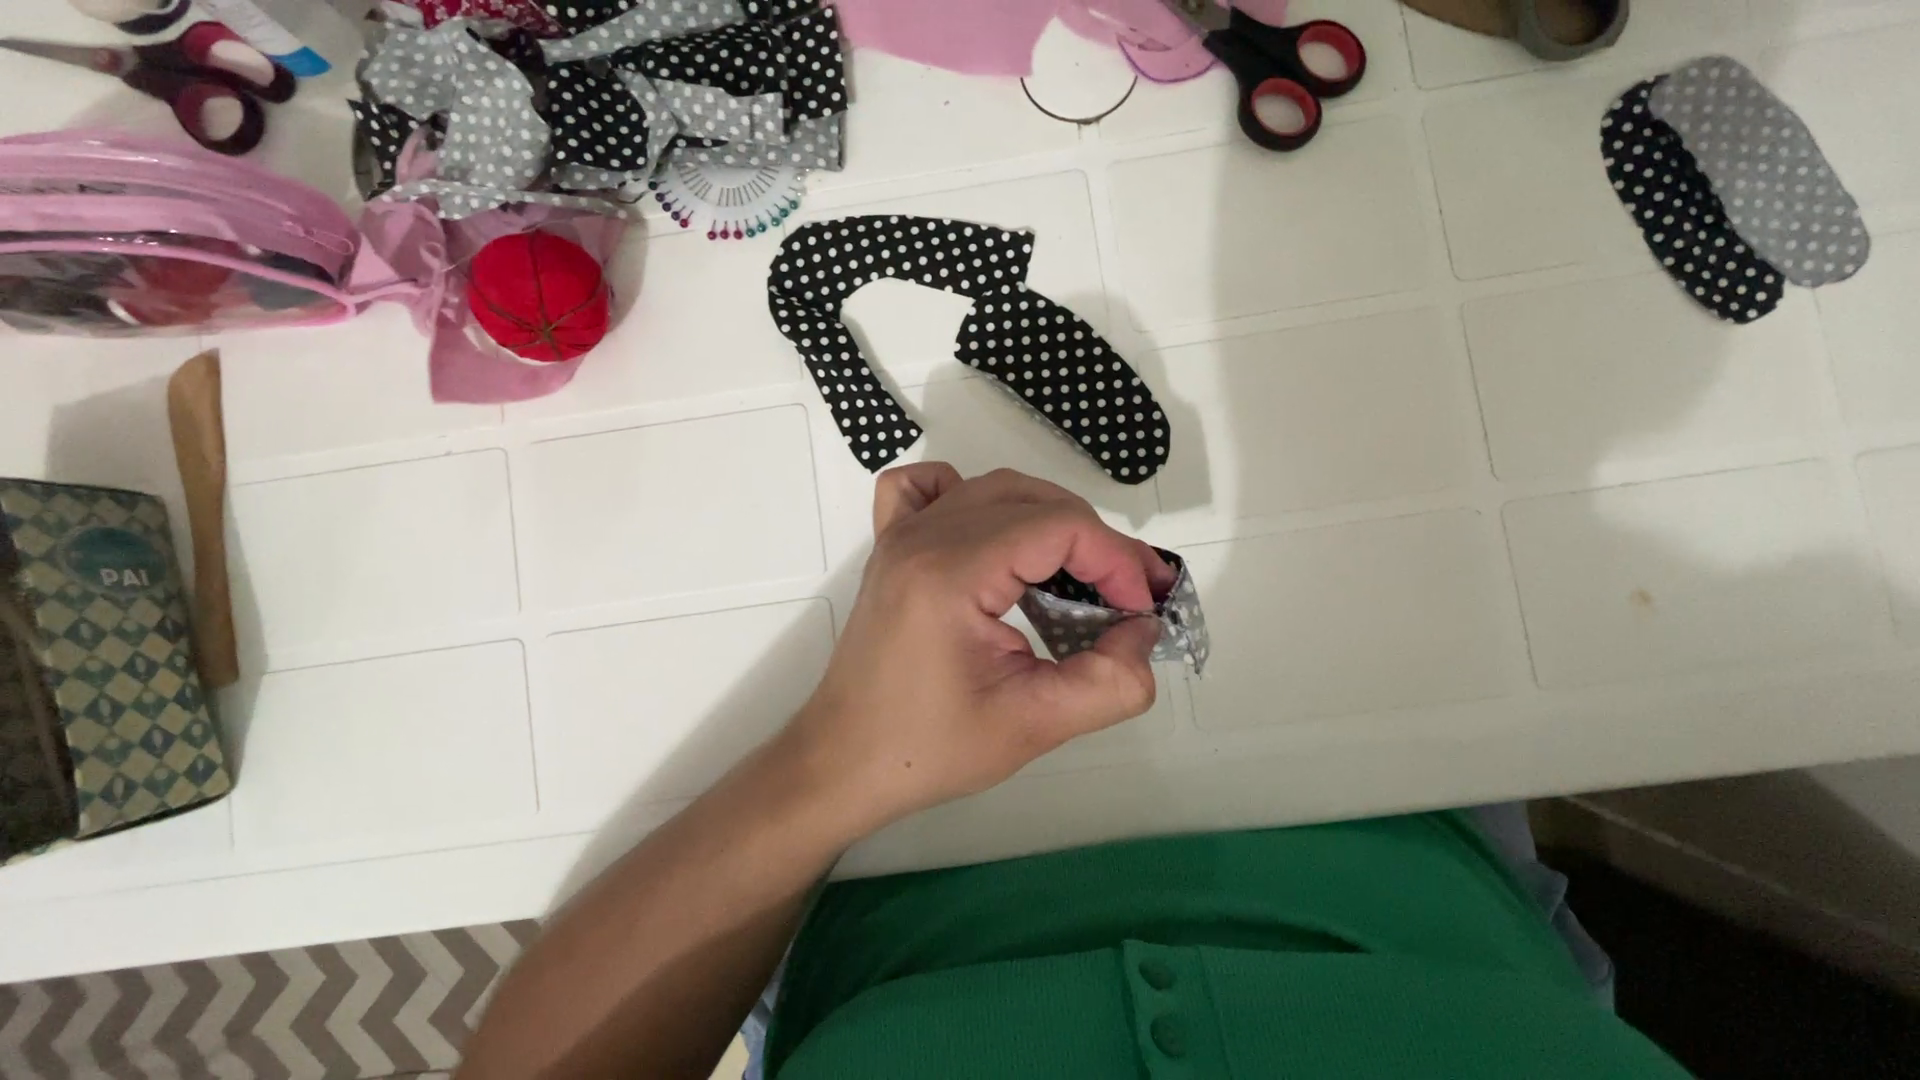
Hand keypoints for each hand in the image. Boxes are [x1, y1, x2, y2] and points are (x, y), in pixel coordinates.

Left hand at [781, 465, 1175, 831]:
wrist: (844, 760)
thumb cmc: (929, 748)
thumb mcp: (1033, 726)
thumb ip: (1109, 682)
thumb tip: (1143, 631)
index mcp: (950, 572)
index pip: (1058, 527)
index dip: (1116, 560)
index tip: (1143, 609)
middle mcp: (922, 537)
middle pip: (1033, 500)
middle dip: (1094, 542)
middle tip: (1128, 596)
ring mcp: (900, 536)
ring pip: (994, 489)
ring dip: (1048, 520)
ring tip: (1082, 575)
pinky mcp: (891, 548)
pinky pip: (929, 490)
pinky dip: (972, 498)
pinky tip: (994, 539)